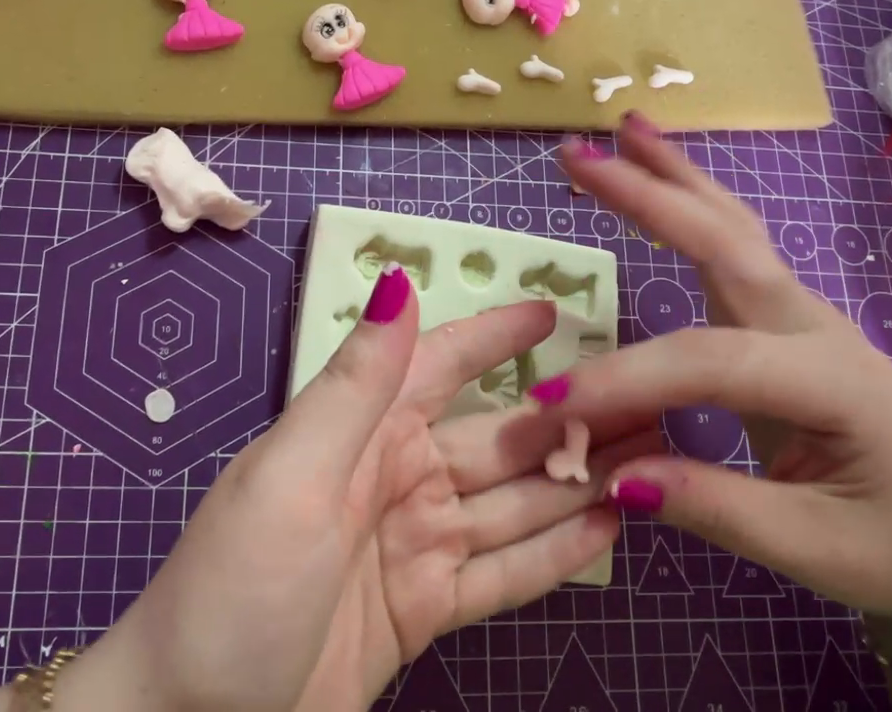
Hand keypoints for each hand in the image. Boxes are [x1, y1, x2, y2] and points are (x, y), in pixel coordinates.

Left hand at [0, 269, 666, 711]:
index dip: (495, 336)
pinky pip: (503, 572)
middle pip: (495, 437)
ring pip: (511, 502)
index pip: (438, 365)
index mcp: (359, 434)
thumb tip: (398, 283)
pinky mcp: (425, 608)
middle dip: (565, 419)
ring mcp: (413, 545)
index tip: (557, 311)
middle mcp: (393, 478)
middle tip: (651, 403)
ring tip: (652, 458)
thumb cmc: (239, 586)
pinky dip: (554, 553)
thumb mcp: (294, 474)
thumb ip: (355, 385)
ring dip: (575, 482)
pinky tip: (609, 530)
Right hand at [546, 115, 891, 710]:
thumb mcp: (813, 550)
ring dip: (674, 178)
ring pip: (733, 229)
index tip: (551, 405)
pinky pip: (732, 249)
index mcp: (833, 382)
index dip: (624, 377)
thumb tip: (610, 474)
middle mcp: (818, 329)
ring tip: (623, 131)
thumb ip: (711, 507)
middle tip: (579, 154)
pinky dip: (690, 207)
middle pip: (727, 242)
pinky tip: (662, 186)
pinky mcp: (785, 325)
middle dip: (649, 192)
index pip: (706, 362)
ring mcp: (805, 318)